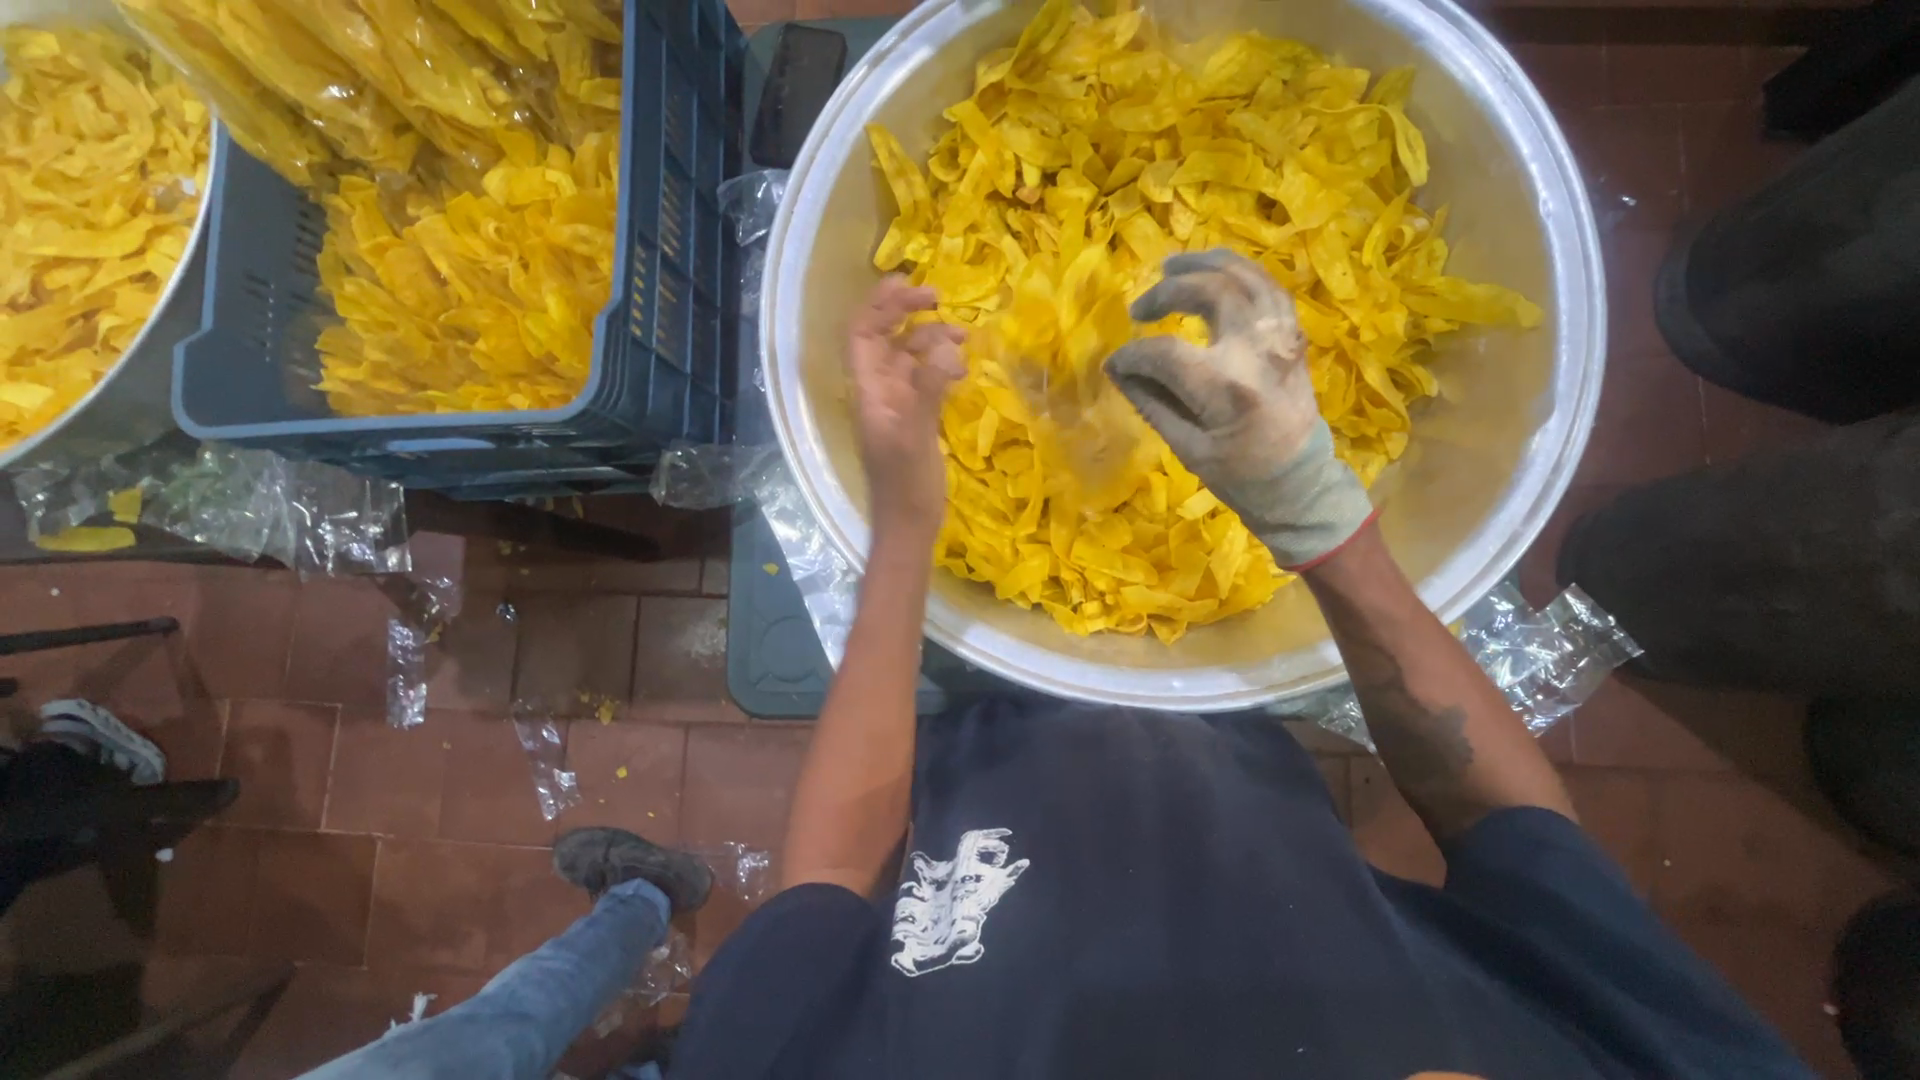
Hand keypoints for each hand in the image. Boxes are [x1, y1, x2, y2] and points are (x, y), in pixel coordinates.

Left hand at [848, 276, 967, 541]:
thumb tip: (948, 350)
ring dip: (930, 338)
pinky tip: (963, 368)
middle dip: (906, 313)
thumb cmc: (906, 484)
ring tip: (962, 336)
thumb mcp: (915, 436)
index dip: (881, 306)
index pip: (862, 333)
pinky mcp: (916, 416)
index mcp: (868, 390)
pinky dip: (941, 364)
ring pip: (908, 355)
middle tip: (940, 300)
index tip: (914, 289)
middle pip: (884, 336)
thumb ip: (927, 390)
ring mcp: (897, 403)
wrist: (909, 524)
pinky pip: (924, 377)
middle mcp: (878, 390)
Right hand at [1104, 249, 1374, 568]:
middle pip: (1210, 293)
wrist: (1300, 483)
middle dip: (1167, 293)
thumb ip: (1151, 402)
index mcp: (1227, 389)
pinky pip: (1268, 287)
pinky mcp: (1293, 336)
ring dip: (1205, 265)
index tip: (1116, 363)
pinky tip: (1213, 273)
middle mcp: (1258, 352)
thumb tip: (1118, 368)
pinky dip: (1239, 273)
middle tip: (1140, 308)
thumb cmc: (1240, 475)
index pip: (1166, 353)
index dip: (1133, 354)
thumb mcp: (1187, 449)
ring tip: (1171, 267)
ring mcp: (1282, 338)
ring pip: (1245, 277)